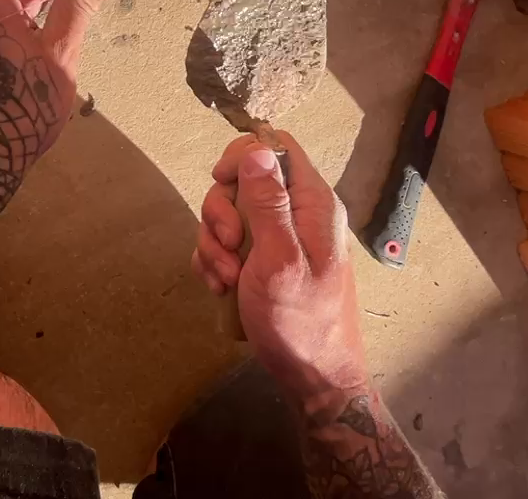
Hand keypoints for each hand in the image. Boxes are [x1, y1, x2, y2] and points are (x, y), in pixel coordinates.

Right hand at [193, 134, 371, 397]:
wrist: (312, 381)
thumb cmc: (301, 321)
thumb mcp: (280, 259)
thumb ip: (268, 203)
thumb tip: (257, 150)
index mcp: (312, 203)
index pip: (276, 146)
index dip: (243, 154)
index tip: (222, 180)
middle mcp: (296, 212)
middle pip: (243, 179)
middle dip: (222, 211)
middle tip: (228, 246)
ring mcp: (277, 236)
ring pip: (228, 211)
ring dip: (215, 242)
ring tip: (225, 277)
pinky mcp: (260, 259)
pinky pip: (224, 241)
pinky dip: (215, 260)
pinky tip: (221, 285)